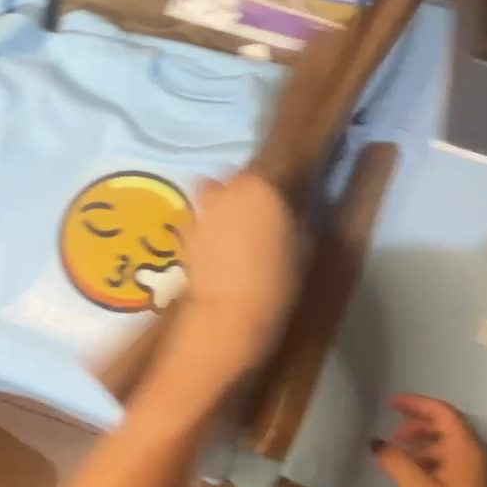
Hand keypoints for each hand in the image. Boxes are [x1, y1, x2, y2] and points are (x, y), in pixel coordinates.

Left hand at [156, 173, 297, 402]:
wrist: (229, 314)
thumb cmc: (277, 281)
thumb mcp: (303, 246)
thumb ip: (295, 219)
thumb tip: (290, 211)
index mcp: (262, 185)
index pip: (269, 173)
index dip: (273, 190)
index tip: (280, 205)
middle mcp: (227, 188)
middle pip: (235, 181)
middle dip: (243, 195)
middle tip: (256, 220)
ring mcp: (201, 209)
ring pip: (212, 197)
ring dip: (221, 208)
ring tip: (232, 235)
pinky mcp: (183, 232)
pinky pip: (198, 221)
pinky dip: (205, 229)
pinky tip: (215, 252)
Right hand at [373, 394, 486, 486]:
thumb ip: (397, 462)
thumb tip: (379, 443)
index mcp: (466, 451)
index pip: (443, 413)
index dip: (417, 404)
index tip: (390, 404)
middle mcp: (476, 458)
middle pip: (448, 427)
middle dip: (419, 423)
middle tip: (394, 431)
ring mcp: (477, 477)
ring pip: (449, 447)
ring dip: (423, 444)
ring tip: (399, 454)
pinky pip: (450, 464)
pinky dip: (430, 461)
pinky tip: (413, 477)